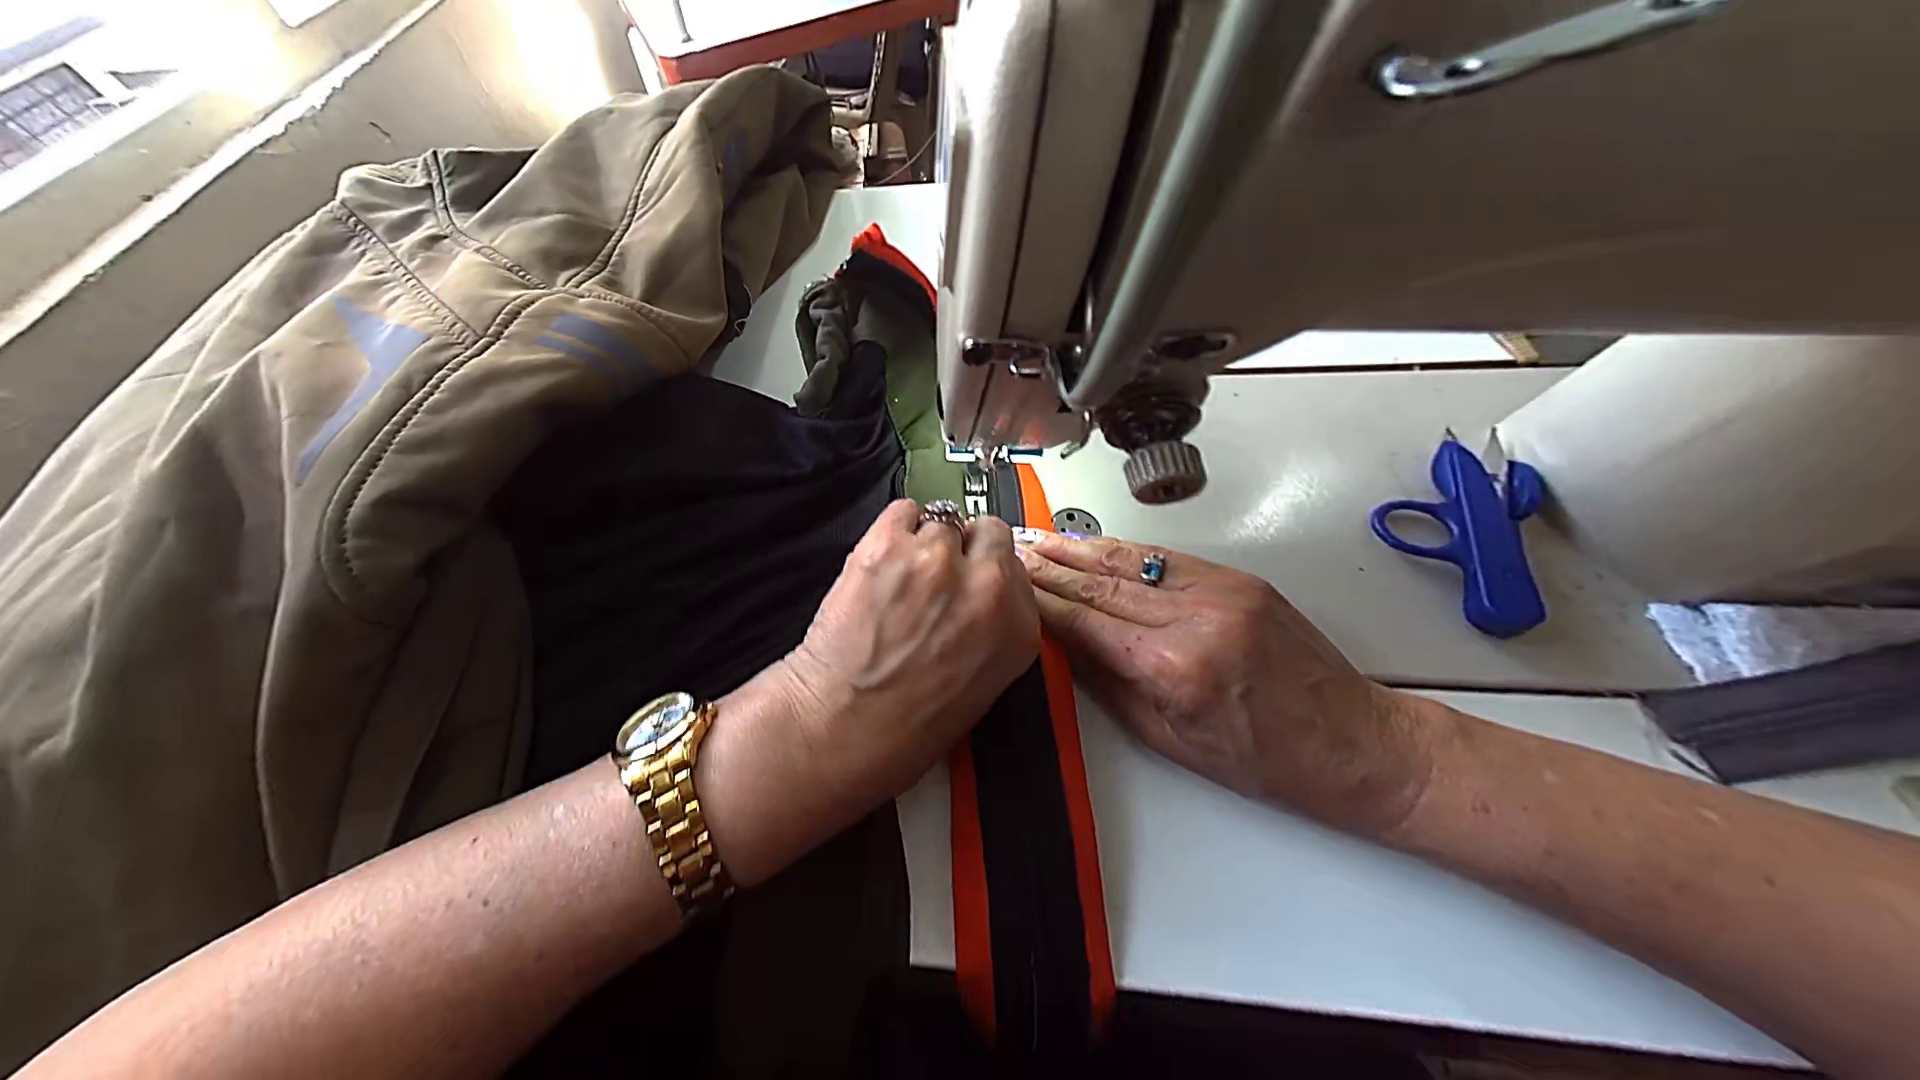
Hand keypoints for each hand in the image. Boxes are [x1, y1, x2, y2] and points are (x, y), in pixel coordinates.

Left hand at [785, 499, 1040, 801]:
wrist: (842, 727)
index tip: (971, 574)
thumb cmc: (904, 722)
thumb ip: (996, 624)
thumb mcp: (984, 683)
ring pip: (943, 521)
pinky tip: (884, 562)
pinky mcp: (889, 546)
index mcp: (1018, 626)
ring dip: (924, 543)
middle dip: (965, 549)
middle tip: (937, 574)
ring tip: (901, 579)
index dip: (986, 568)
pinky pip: (903, 510)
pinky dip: (894, 529)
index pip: (1017, 564)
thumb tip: (983, 586)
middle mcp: (987, 588)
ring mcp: (937, 562)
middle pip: (988, 531)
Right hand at [1015, 530, 1434, 836]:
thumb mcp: (1168, 738)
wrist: (1350, 740)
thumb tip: (1065, 646)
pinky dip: (1124, 551)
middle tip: (1015, 553)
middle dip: (1050, 567)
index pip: (1085, 621)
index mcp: (1174, 668)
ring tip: (1041, 540)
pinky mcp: (1239, 579)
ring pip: (1130, 561)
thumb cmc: (1265, 758)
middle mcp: (1196, 618)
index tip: (1012, 587)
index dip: (1041, 602)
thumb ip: (1109, 684)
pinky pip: (1166, 557)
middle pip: (1101, 584)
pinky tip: (1096, 545)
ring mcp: (1221, 591)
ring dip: (1080, 549)